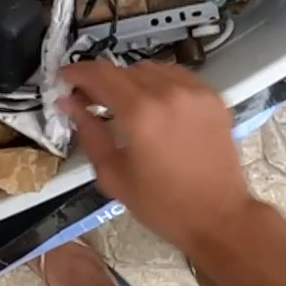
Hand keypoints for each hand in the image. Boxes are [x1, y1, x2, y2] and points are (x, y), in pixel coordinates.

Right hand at [60, 59, 257, 255]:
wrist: (219, 217)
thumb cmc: (162, 204)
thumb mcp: (113, 174)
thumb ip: (88, 132)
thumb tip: (69, 104)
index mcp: (140, 112)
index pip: (100, 74)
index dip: (77, 73)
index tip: (65, 80)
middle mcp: (168, 92)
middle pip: (123, 70)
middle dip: (102, 81)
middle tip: (91, 101)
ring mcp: (194, 92)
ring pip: (150, 69)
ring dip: (131, 81)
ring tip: (125, 105)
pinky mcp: (213, 97)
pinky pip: (177, 76)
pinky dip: (159, 84)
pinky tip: (155, 106)